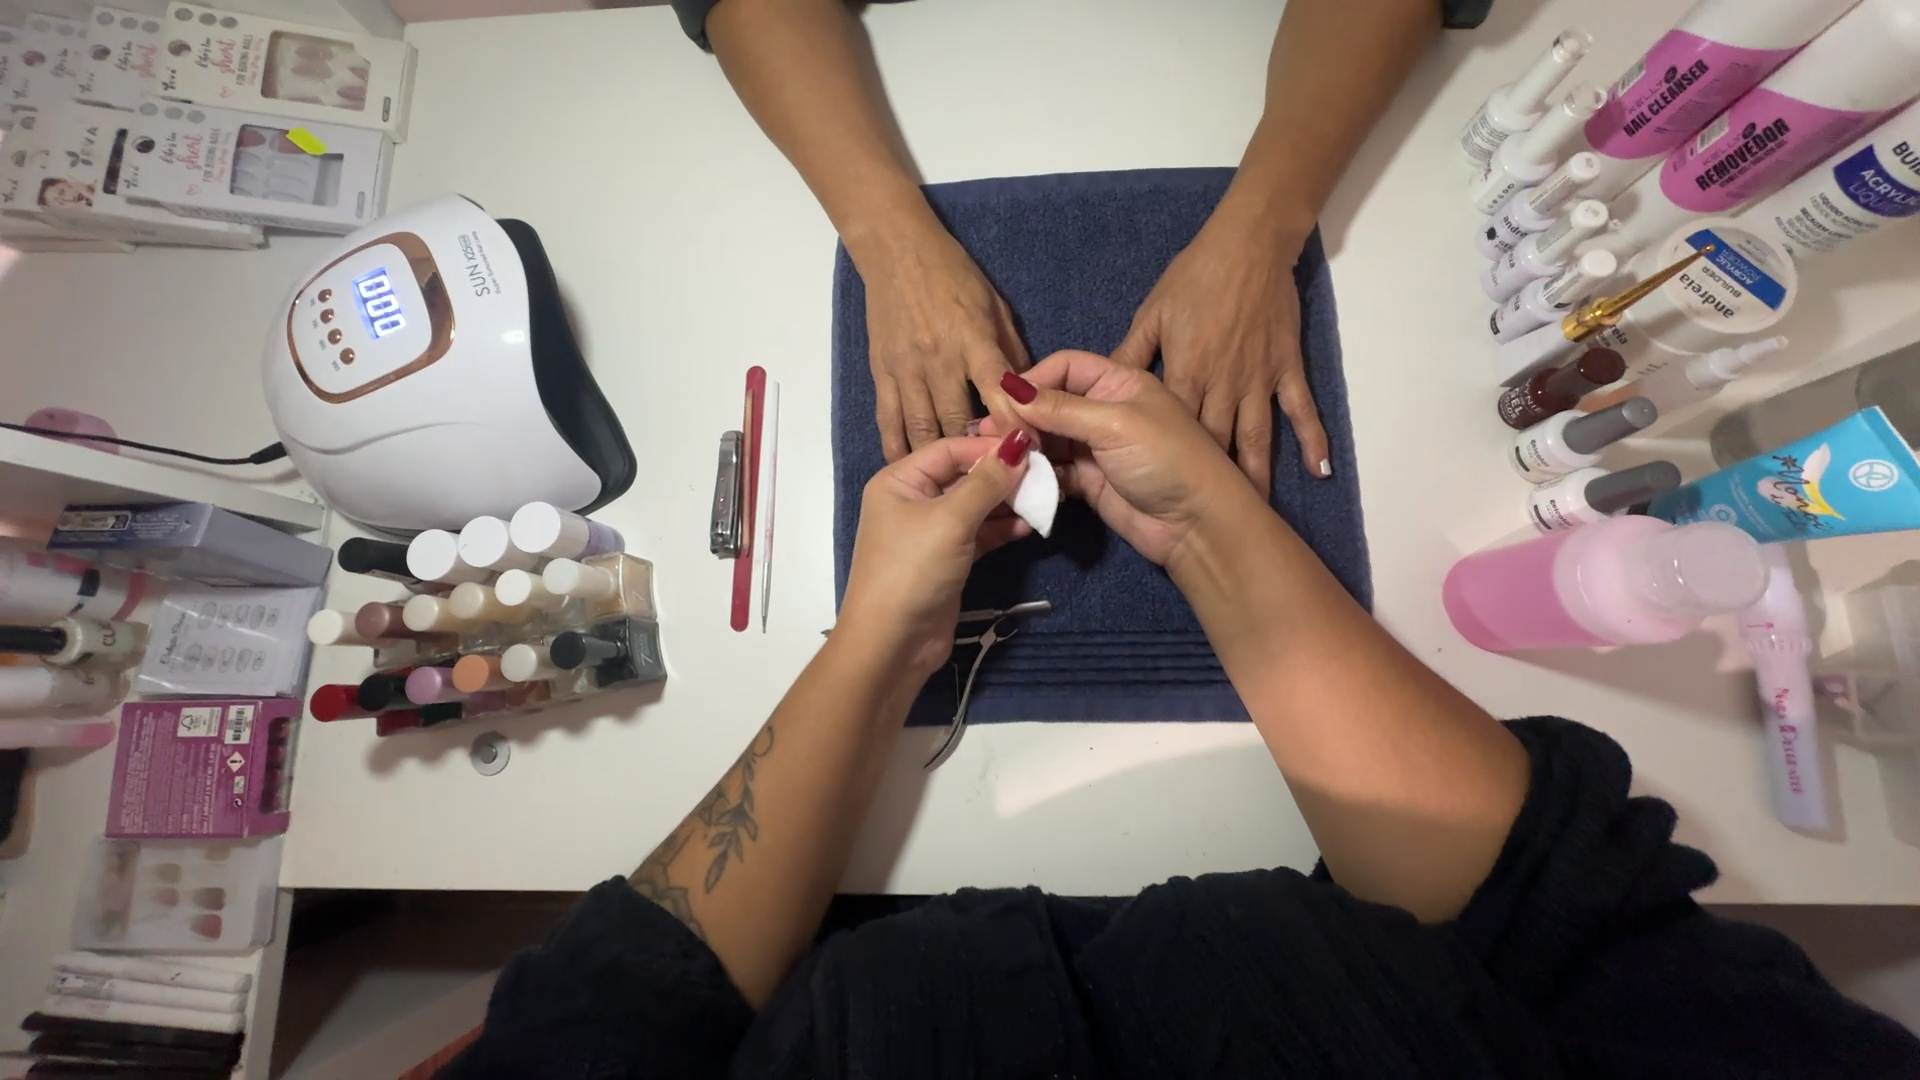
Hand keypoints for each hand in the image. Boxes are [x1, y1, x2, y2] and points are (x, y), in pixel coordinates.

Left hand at [839, 432, 1032, 679]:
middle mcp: (913, 501)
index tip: (1031, 447)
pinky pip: (979, 534)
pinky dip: (1002, 529)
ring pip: (976, 506)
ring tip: (1043, 499)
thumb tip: (1019, 445)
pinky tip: (1028, 527)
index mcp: (900, 481)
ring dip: (1007, 503)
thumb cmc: (913, 570)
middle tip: (1044, 473)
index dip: (989, 446)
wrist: (893, 642)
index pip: (950, 449)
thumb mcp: (950, 520)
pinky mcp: (948, 559)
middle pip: (965, 475)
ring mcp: (931, 532)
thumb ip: (987, 482)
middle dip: (1003, 476)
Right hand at [863, 226, 1031, 460]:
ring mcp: (906, 369)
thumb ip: (1009, 352)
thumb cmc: (953, 274)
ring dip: (939, 459)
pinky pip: (889, 420)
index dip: (1014, 426)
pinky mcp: (881, 373)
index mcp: (973, 340)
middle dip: (976, 452)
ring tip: (955, 483)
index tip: (1029, 453)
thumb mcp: (994, 306)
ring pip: (922, 428)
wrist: (896, 251)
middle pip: (958, 421)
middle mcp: (938, 359)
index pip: (998, 393)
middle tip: (993, 480)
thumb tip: (1028, 396)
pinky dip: (897, 448)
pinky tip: (908, 467)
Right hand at [996, 353, 1252, 566]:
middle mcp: (1104, 410)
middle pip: (1050, 403)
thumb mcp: (1114, 424)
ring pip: (1048, 439)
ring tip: (996, 457)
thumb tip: (1008, 388)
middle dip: (1022, 416)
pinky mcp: (1089, 482)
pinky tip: (1017, 480)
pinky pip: (1053, 471)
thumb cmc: (1166, 459)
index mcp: (1119, 382)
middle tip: (992, 434)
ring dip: (1024, 446)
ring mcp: (1095, 448)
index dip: (1032, 380)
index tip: (1002, 401)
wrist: (1197, 524)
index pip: (1065, 367)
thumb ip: (1060, 407)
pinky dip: (1036, 475)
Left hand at [1111, 218, 1328, 496]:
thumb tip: (1093, 386)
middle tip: (1204, 522)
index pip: (1169, 429)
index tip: (1144, 497)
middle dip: (1206, 484)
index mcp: (1182, 375)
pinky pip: (1300, 409)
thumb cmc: (1193, 278)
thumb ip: (1127, 356)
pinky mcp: (1286, 369)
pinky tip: (1320, 471)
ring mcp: (1257, 381)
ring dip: (1255, 475)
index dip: (1156, 462)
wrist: (1250, 244)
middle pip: (1210, 443)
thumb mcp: (1150, 316)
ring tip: (1255, 512)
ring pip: (1254, 438)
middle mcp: (1220, 386)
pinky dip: (1312, 439)